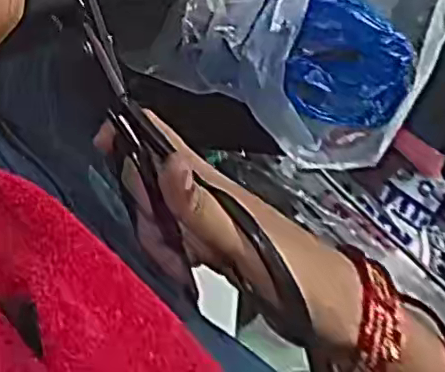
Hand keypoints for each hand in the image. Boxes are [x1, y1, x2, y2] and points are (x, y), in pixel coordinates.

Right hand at [98, 110, 364, 353]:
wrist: (342, 317)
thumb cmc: (297, 271)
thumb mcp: (242, 237)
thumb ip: (199, 203)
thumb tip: (166, 159)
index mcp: (204, 176)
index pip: (152, 131)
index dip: (124, 127)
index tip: (102, 145)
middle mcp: (199, 187)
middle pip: (144, 174)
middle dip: (140, 205)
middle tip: (163, 239)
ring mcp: (203, 214)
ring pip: (154, 209)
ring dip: (155, 237)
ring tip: (180, 266)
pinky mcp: (207, 241)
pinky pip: (169, 237)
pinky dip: (168, 254)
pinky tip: (185, 272)